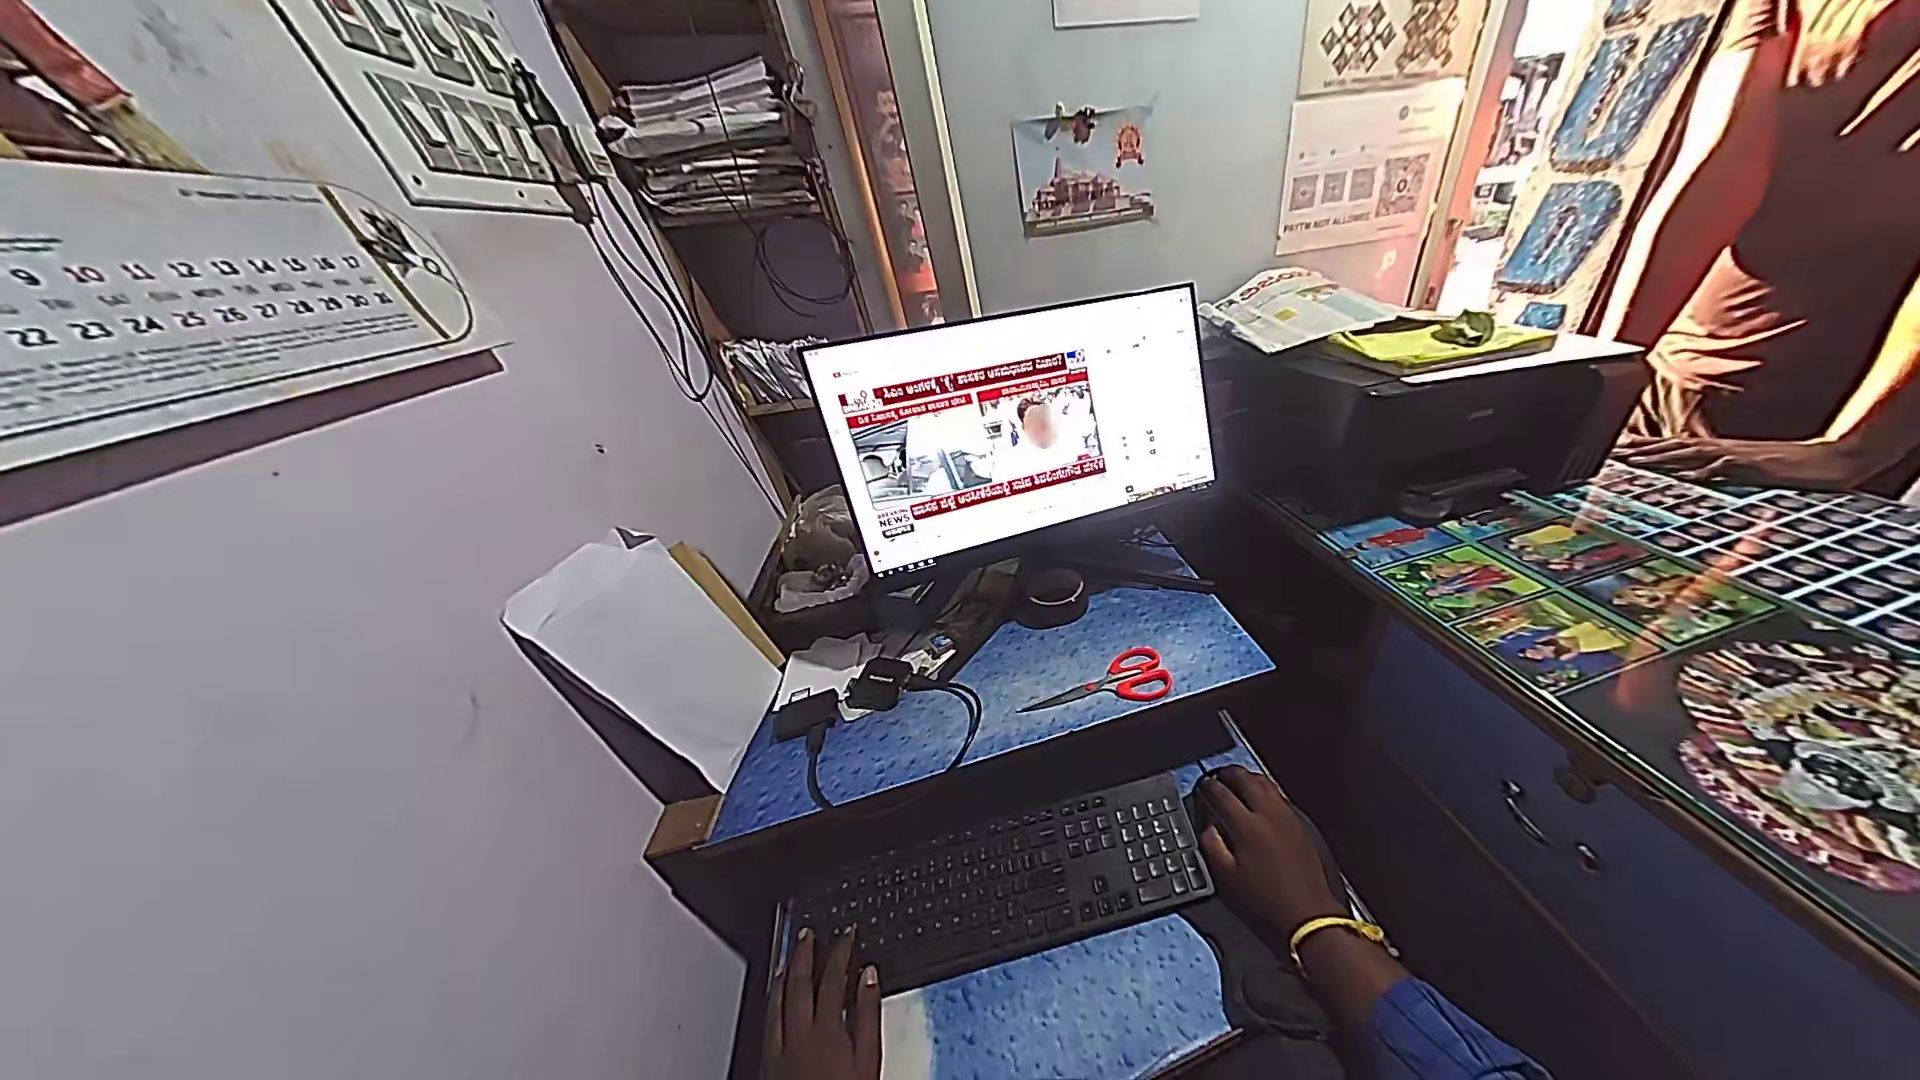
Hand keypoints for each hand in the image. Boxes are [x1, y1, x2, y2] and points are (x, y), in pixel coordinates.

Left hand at [767, 927, 880, 1079]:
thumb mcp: (869, 1061)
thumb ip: (868, 1015)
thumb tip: (869, 976)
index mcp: (828, 1029)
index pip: (833, 977)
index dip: (840, 950)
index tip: (847, 933)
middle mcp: (800, 1034)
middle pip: (800, 982)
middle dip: (806, 953)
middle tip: (810, 932)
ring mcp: (780, 1049)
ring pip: (778, 999)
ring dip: (784, 971)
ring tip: (788, 953)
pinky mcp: (767, 1064)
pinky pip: (767, 1020)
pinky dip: (771, 998)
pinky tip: (774, 992)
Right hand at [1197, 766, 1345, 936]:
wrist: (1309, 918)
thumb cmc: (1268, 901)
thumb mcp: (1227, 878)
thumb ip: (1212, 846)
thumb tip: (1209, 829)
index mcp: (1247, 827)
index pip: (1221, 793)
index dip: (1208, 787)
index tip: (1203, 788)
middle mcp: (1269, 816)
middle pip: (1245, 779)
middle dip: (1228, 773)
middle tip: (1218, 776)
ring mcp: (1288, 819)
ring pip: (1266, 783)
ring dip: (1248, 777)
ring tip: (1238, 780)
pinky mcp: (1302, 827)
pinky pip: (1281, 796)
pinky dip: (1266, 789)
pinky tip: (1261, 798)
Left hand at [1614, 434, 1867, 489]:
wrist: (1831, 459)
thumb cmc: (1780, 463)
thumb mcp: (1733, 463)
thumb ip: (1703, 466)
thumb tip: (1673, 475)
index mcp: (1710, 448)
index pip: (1666, 444)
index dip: (1637, 446)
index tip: (1610, 449)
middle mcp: (1715, 449)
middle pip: (1668, 447)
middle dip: (1636, 451)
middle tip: (1608, 454)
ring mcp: (1731, 456)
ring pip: (1687, 455)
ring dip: (1657, 458)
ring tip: (1631, 461)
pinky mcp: (1750, 467)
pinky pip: (1720, 471)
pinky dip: (1699, 473)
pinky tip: (1680, 477)